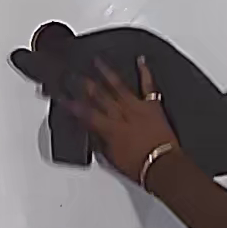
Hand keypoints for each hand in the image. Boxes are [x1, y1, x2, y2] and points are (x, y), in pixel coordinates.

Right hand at [64, 57, 180, 183]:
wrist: (163, 166)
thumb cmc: (140, 166)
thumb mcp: (113, 159)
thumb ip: (101, 143)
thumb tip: (94, 135)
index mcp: (110, 129)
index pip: (86, 113)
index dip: (73, 105)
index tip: (64, 96)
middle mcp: (122, 115)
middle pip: (100, 96)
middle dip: (86, 84)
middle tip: (76, 73)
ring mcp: (137, 108)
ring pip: (119, 86)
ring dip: (107, 73)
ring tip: (98, 61)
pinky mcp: (153, 106)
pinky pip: (148, 86)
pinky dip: (145, 72)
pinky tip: (141, 61)